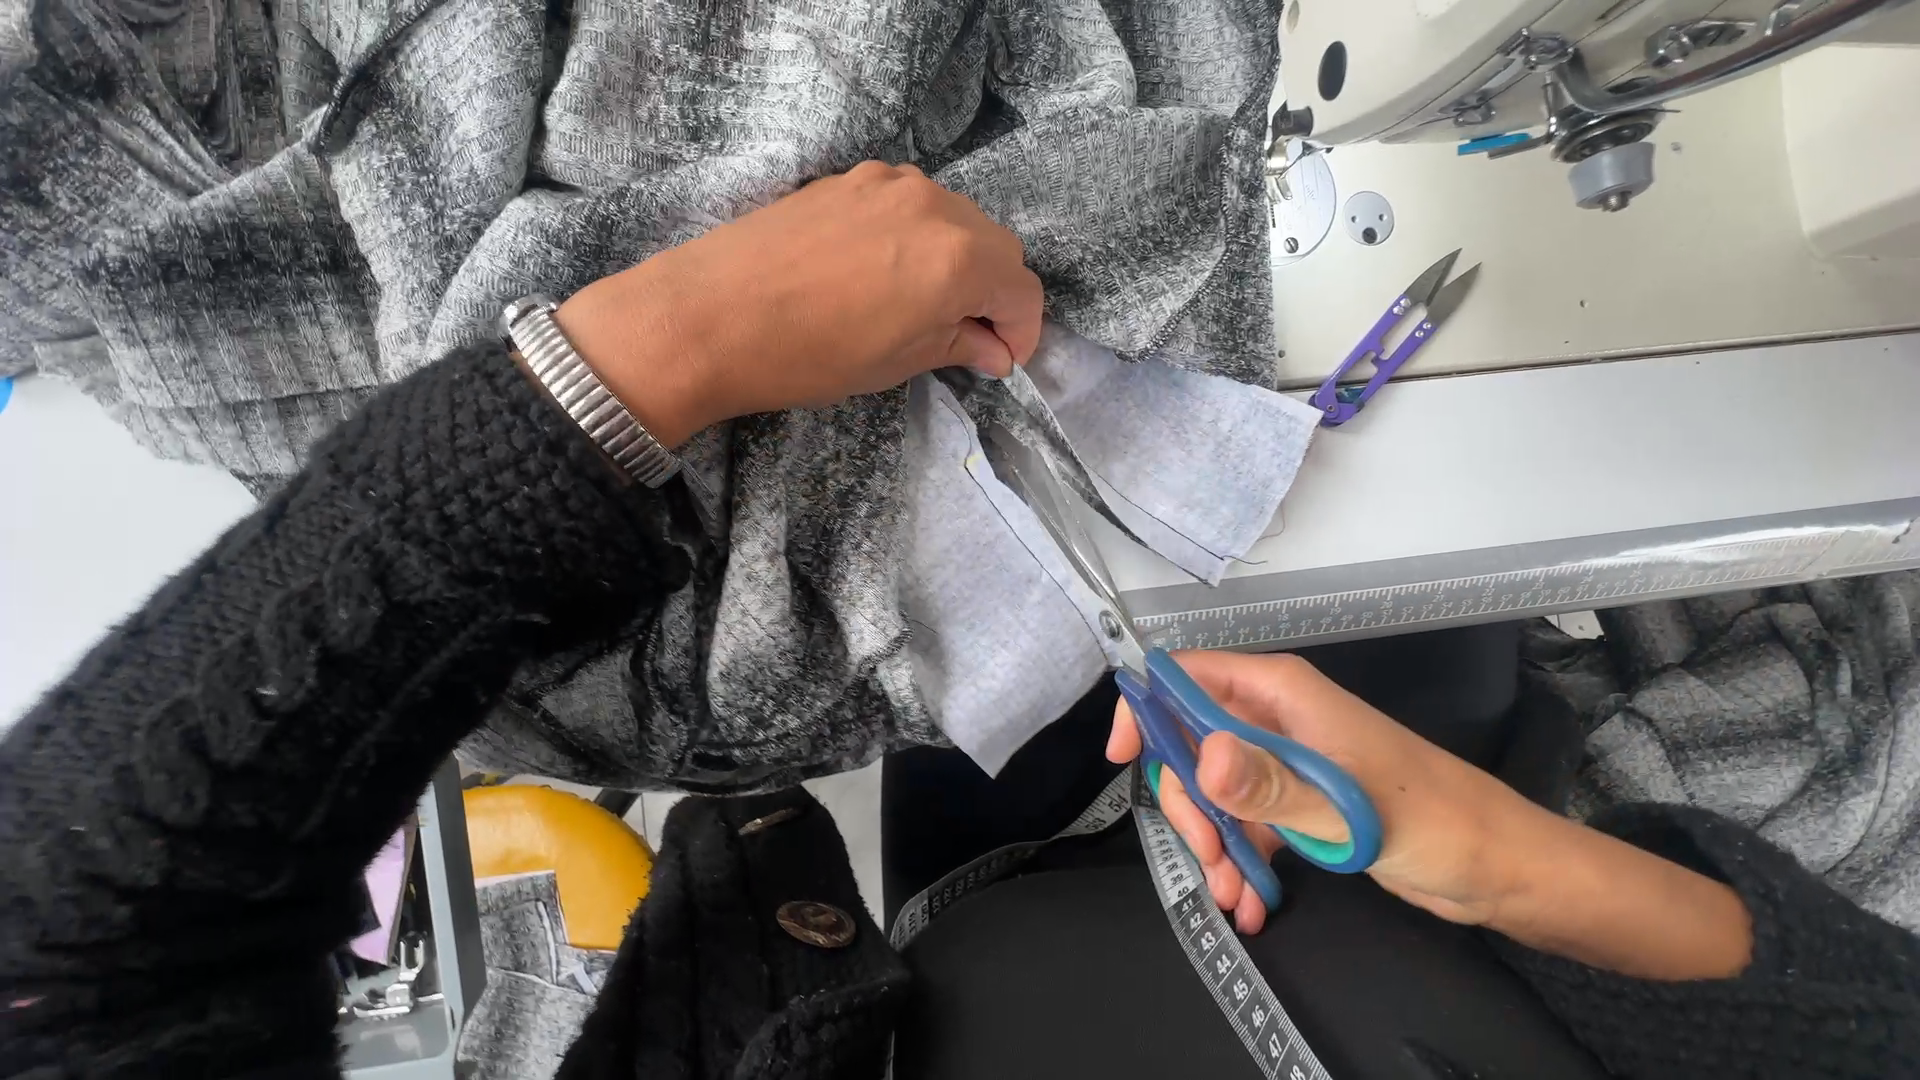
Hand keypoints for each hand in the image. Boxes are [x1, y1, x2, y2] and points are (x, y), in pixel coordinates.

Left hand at [553, 161, 1043, 445]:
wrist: (710, 316)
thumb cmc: (811, 355)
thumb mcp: (898, 361)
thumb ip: (959, 345)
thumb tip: (996, 351)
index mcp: (958, 258)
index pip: (1023, 288)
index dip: (1023, 330)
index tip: (1004, 359)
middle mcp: (935, 206)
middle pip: (997, 247)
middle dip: (996, 294)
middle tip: (970, 337)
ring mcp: (889, 183)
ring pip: (956, 220)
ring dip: (959, 262)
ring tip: (925, 306)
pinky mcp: (850, 179)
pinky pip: (911, 206)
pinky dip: (920, 238)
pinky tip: (887, 272)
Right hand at [1108, 651, 1752, 981]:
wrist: (1500, 868)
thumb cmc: (1430, 819)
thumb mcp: (1344, 805)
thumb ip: (1269, 782)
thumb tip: (1202, 757)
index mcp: (1278, 691)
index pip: (1185, 676)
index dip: (1146, 707)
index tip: (1123, 757)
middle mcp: (1272, 715)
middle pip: (1191, 741)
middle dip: (1189, 800)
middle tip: (1207, 852)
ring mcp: (1282, 758)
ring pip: (1213, 787)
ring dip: (1212, 839)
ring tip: (1233, 893)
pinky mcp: (1295, 798)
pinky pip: (1244, 819)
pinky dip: (1239, 858)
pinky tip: (1249, 902)